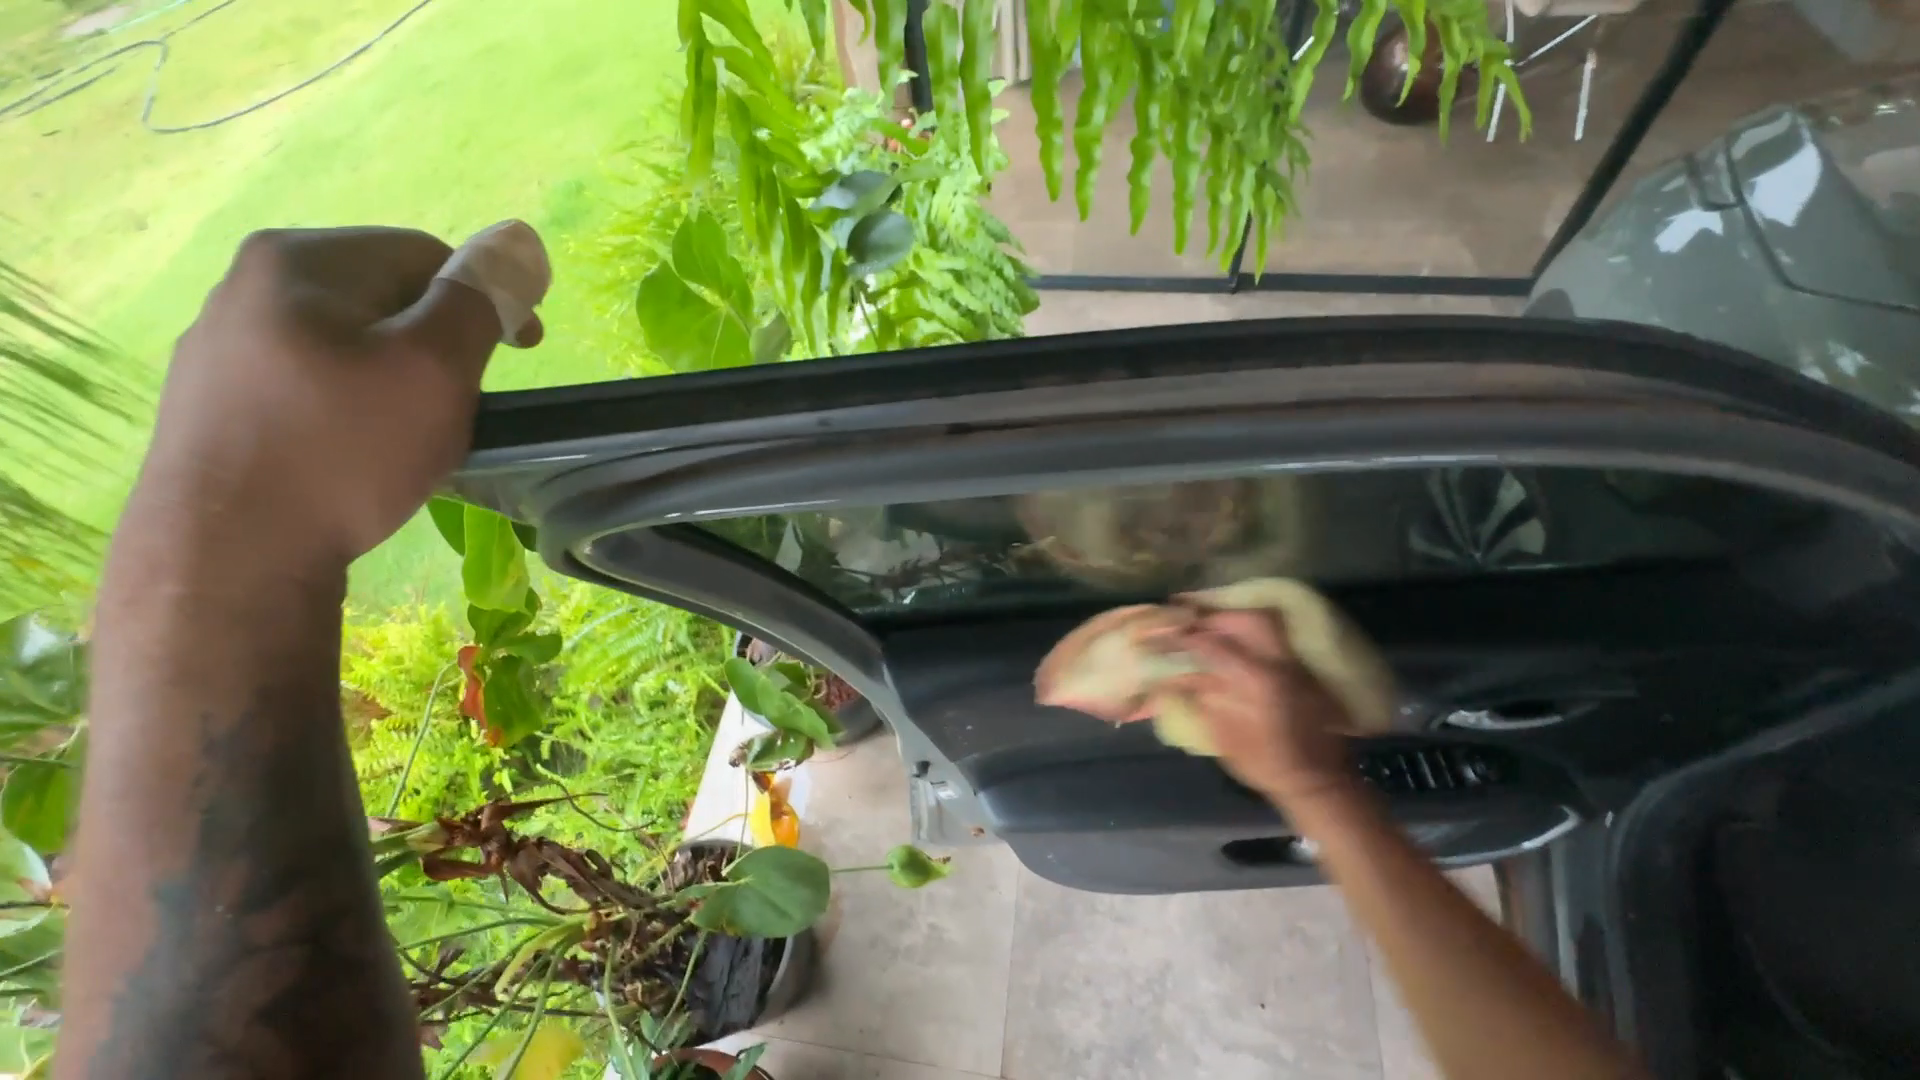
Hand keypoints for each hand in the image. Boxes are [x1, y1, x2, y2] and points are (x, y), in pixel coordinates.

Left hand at [127, 225, 541, 575]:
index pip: (428, 254)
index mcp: (302, 260)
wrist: (230, 552)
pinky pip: (315, 379)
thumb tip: (520, 238)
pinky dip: (359, 400)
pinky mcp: (217, 400)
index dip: (489, 299)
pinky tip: (364, 447)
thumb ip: (481, 298)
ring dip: (402, 372)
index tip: (524, 355)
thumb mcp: (436, 368)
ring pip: (350, 340)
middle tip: (469, 399)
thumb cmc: (347, 449)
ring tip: (421, 428)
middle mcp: (250, 285)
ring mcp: (224, 344)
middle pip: (386, 294)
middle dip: (442, 339)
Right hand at [1157, 609, 1357, 805]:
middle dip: (1215, 615)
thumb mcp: (1223, 735)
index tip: (1166, 634)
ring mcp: (1294, 664)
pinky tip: (1232, 639)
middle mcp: (1278, 662)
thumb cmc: (1264, 763)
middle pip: (1247, 618)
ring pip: (1266, 622)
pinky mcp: (1300, 670)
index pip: (1214, 644)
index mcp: (1256, 679)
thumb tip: (1176, 676)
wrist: (1316, 780)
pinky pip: (1274, 637)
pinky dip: (1249, 632)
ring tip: (1209, 622)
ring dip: (1234, 618)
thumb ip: (1201, 698)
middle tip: (1189, 617)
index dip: (1186, 637)